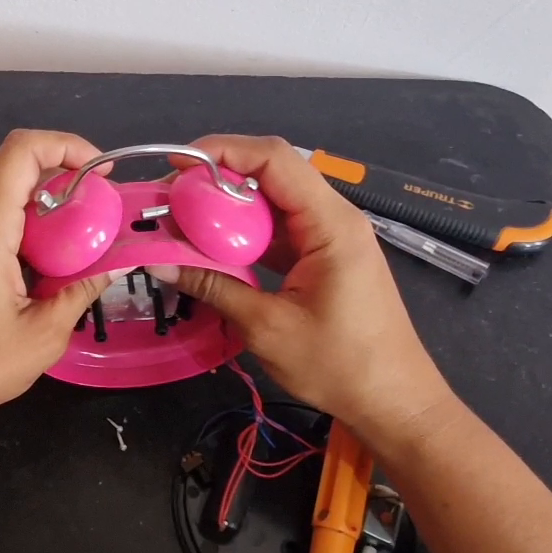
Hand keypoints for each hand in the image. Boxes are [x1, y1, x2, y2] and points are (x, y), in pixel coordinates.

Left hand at [0, 130, 119, 445]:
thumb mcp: (43, 333)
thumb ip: (82, 290)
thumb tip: (116, 263)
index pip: (22, 151)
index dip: (67, 145)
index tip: (102, 172)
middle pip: (21, 173)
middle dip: (70, 184)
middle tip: (106, 218)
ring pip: (14, 202)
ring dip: (55, 215)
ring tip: (90, 249)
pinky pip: (3, 228)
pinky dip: (36, 236)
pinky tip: (57, 271)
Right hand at [155, 135, 456, 448]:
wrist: (394, 402)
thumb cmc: (340, 365)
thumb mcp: (267, 327)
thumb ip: (212, 286)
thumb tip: (157, 263)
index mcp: (330, 224)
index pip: (274, 160)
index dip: (223, 151)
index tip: (177, 165)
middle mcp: (333, 218)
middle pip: (272, 172)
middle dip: (218, 176)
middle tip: (170, 195)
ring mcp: (328, 236)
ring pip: (272, 200)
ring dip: (228, 205)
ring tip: (181, 218)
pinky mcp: (321, 256)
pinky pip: (277, 228)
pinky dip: (242, 231)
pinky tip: (210, 245)